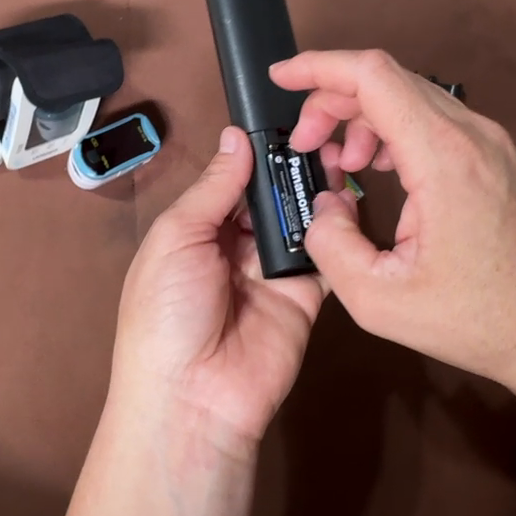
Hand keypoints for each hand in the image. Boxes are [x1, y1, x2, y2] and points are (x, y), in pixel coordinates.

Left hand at [110, 125, 351, 457]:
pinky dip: (337, 231)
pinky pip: (324, 256)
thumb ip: (213, 188)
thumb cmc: (167, 310)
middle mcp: (234, 247)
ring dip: (315, 193)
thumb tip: (235, 136)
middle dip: (290, 170)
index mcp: (195, 230)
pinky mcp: (306, 296)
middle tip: (325, 131)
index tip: (288, 118)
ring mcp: (272, 272)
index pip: (231, 182)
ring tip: (340, 155)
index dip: (255, 154)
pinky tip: (349, 201)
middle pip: (268, 199)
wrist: (193, 397)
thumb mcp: (177, 239)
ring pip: (299, 221)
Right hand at [267, 50, 515, 384]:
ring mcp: (490, 142)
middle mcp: (472, 135)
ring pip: (409, 96)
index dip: (318, 67)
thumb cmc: (481, 320)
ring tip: (340, 165)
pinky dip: (391, 130)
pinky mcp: (495, 156)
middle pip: (386, 78)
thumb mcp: (379, 300)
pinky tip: (378, 169)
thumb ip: (330, 245)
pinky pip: (432, 119)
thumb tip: (324, 204)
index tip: (281, 77)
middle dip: (331, 101)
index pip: (372, 75)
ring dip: (361, 117)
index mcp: (444, 158)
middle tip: (307, 147)